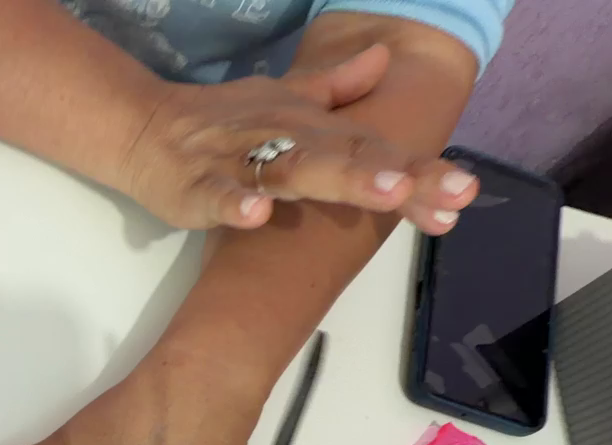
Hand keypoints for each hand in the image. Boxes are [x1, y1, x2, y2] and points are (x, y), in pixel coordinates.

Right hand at [120, 44, 476, 231]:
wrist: (148, 128)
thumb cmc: (221, 124)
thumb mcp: (283, 104)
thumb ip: (334, 91)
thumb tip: (384, 61)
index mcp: (308, 128)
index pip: (372, 150)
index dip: (420, 173)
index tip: (463, 196)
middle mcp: (284, 139)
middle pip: (348, 158)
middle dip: (401, 172)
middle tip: (450, 191)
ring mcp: (240, 161)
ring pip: (294, 169)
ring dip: (342, 179)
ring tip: (390, 192)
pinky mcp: (198, 185)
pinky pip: (219, 194)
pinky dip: (236, 204)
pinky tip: (258, 215)